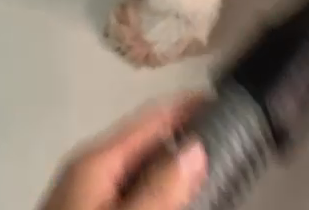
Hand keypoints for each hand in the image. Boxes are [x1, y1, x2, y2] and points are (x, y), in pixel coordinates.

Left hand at [38, 96, 209, 209]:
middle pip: (145, 140)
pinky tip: (168, 201)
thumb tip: (196, 149)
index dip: (189, 108)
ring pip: (136, 168)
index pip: (151, 117)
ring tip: (206, 175)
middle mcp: (88, 168)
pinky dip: (151, 189)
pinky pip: (126, 190)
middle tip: (224, 147)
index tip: (225, 108)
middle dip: (182, 140)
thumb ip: (160, 190)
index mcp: (96, 160)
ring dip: (169, 168)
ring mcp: (83, 194)